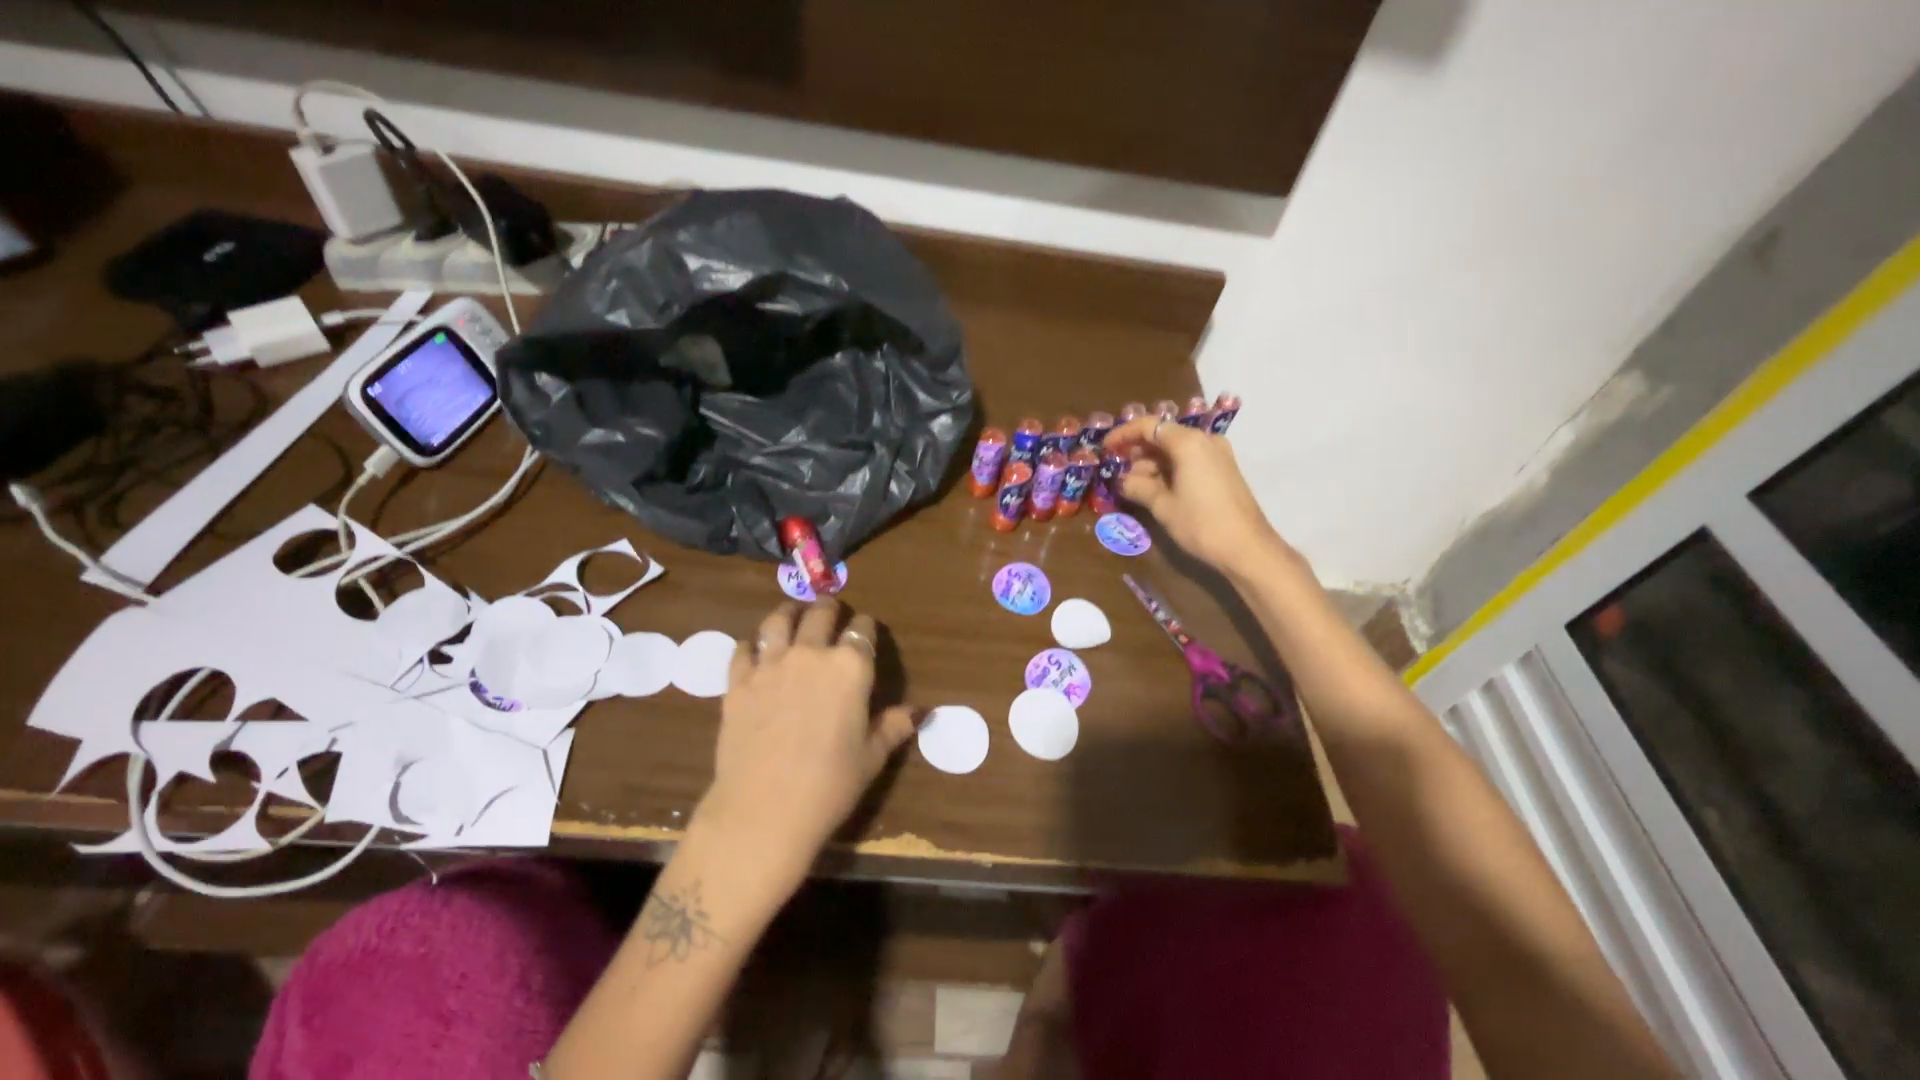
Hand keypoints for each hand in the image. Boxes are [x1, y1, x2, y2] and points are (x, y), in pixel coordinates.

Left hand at [699, 600, 916, 880]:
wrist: (763, 809)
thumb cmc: (829, 785)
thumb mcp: (871, 758)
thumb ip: (893, 727)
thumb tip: (918, 711)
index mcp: (851, 668)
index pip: (863, 630)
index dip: (866, 629)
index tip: (866, 632)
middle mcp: (811, 654)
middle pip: (820, 614)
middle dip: (829, 609)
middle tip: (831, 611)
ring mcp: (770, 665)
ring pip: (778, 621)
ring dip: (789, 613)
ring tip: (792, 614)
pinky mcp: (737, 683)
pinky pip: (743, 650)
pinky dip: (751, 646)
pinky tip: (753, 651)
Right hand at [1105, 415, 1285, 575]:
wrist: (1247, 548)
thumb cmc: (1201, 523)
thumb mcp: (1163, 506)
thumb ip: (1139, 487)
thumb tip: (1122, 480)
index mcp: (1189, 442)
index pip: (1149, 426)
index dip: (1124, 434)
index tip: (1105, 448)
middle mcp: (1205, 440)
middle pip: (1164, 436)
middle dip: (1138, 452)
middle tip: (1118, 471)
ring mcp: (1217, 455)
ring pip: (1176, 450)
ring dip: (1153, 463)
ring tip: (1133, 486)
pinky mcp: (1223, 470)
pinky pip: (1190, 460)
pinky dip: (1170, 470)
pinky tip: (1156, 489)